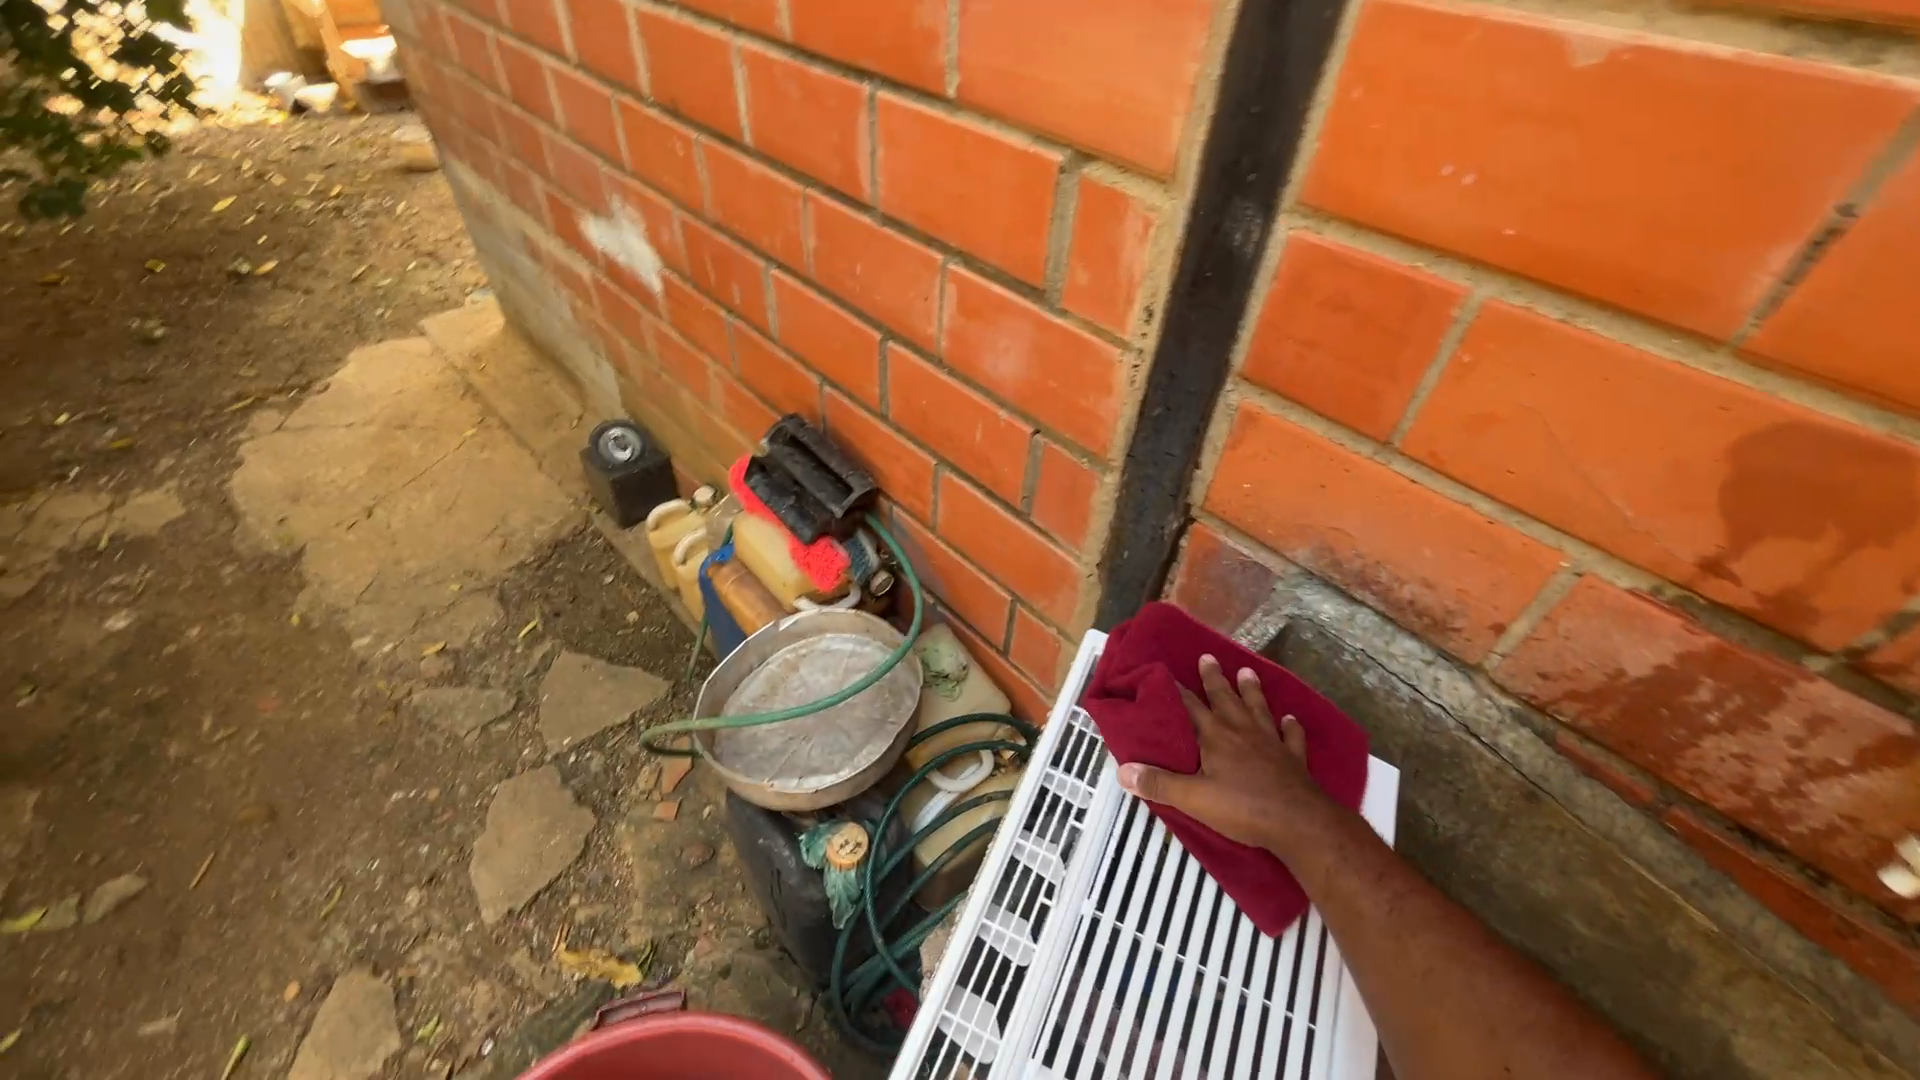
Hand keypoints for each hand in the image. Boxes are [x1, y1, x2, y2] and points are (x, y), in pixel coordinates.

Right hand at [1116, 654, 1332, 854]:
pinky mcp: (1294, 759)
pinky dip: (1291, 726)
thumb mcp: (1193, 799)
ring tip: (1247, 671)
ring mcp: (1271, 742)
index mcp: (1215, 737)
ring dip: (1251, 690)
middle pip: (1225, 698)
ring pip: (1258, 708)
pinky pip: (1291, 736)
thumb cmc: (1243, 808)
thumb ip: (1158, 783)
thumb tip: (1122, 771)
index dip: (1177, 690)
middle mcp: (1242, 731)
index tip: (1165, 673)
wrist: (1300, 823)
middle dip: (1214, 678)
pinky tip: (1291, 718)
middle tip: (1207, 656)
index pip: (1191, 706)